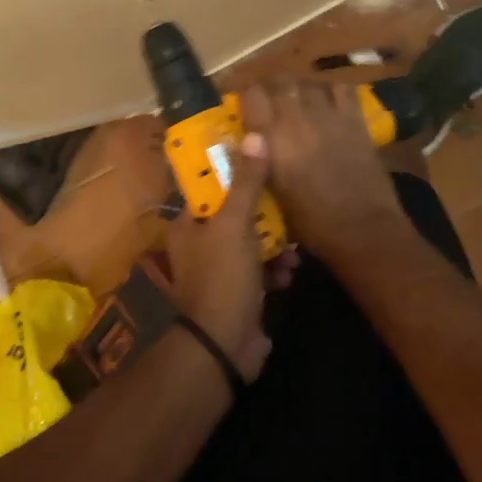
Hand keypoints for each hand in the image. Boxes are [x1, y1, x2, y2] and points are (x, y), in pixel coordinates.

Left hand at [163, 132, 275, 380]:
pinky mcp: (240, 293)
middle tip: (288, 208)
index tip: (262, 161)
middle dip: (264, 213)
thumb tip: (254, 134)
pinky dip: (275, 269)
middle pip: (236, 212)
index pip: (209, 185)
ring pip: (252, 242)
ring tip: (293, 250)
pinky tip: (289, 273)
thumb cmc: (223, 276)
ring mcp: (219, 270)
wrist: (224, 347)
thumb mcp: (235, 224)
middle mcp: (199, 243)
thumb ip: (247, 181)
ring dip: (275, 244)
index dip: (234, 171)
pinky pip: (261, 270)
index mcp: (188, 223)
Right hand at [237, 81, 405, 261]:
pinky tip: (328, 97)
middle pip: (279, 81)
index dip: (246, 93)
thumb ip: (259, 163)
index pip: (251, 95)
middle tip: (270, 96)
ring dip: (300, 86)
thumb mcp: (273, 194)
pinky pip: (341, 87)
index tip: (244, 99)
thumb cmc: (312, 223)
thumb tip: (250, 144)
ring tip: (298, 96)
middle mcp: (296, 119)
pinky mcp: (354, 119)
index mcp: (271, 140)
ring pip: (308, 82)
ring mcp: (327, 115)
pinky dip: (331, 87)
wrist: (362, 229)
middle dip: (272, 85)